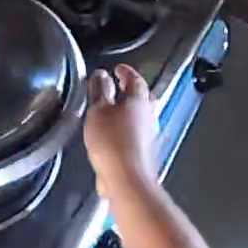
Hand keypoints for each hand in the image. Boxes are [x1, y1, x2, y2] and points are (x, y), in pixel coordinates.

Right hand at [84, 64, 158, 198]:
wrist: (127, 179)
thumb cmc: (112, 141)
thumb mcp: (98, 111)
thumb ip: (99, 91)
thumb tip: (101, 75)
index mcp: (139, 100)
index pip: (135, 79)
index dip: (126, 71)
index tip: (118, 68)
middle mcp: (148, 115)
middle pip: (142, 97)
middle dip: (130, 90)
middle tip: (118, 85)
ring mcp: (149, 135)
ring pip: (140, 115)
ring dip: (127, 109)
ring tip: (111, 108)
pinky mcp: (144, 151)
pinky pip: (136, 132)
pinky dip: (125, 127)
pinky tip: (112, 132)